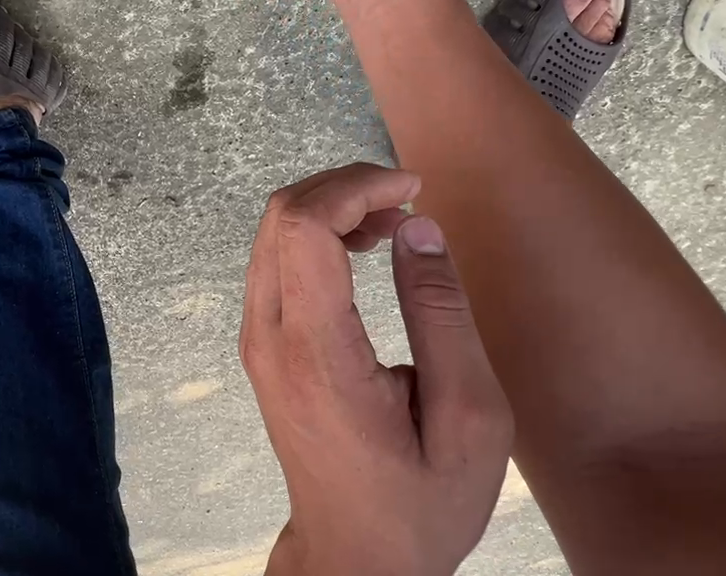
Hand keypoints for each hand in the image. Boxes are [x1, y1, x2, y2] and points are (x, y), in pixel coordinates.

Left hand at [241, 164, 512, 575]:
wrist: (354, 554)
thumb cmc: (420, 501)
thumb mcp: (469, 419)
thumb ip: (442, 315)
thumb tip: (418, 226)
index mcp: (314, 351)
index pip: (302, 227)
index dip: (355, 187)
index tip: (412, 186)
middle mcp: (268, 333)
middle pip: (281, 215)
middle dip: (344, 187)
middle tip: (407, 198)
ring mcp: (256, 336)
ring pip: (274, 231)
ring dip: (331, 207)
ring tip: (393, 223)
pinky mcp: (261, 340)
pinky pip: (277, 258)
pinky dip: (317, 234)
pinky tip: (364, 247)